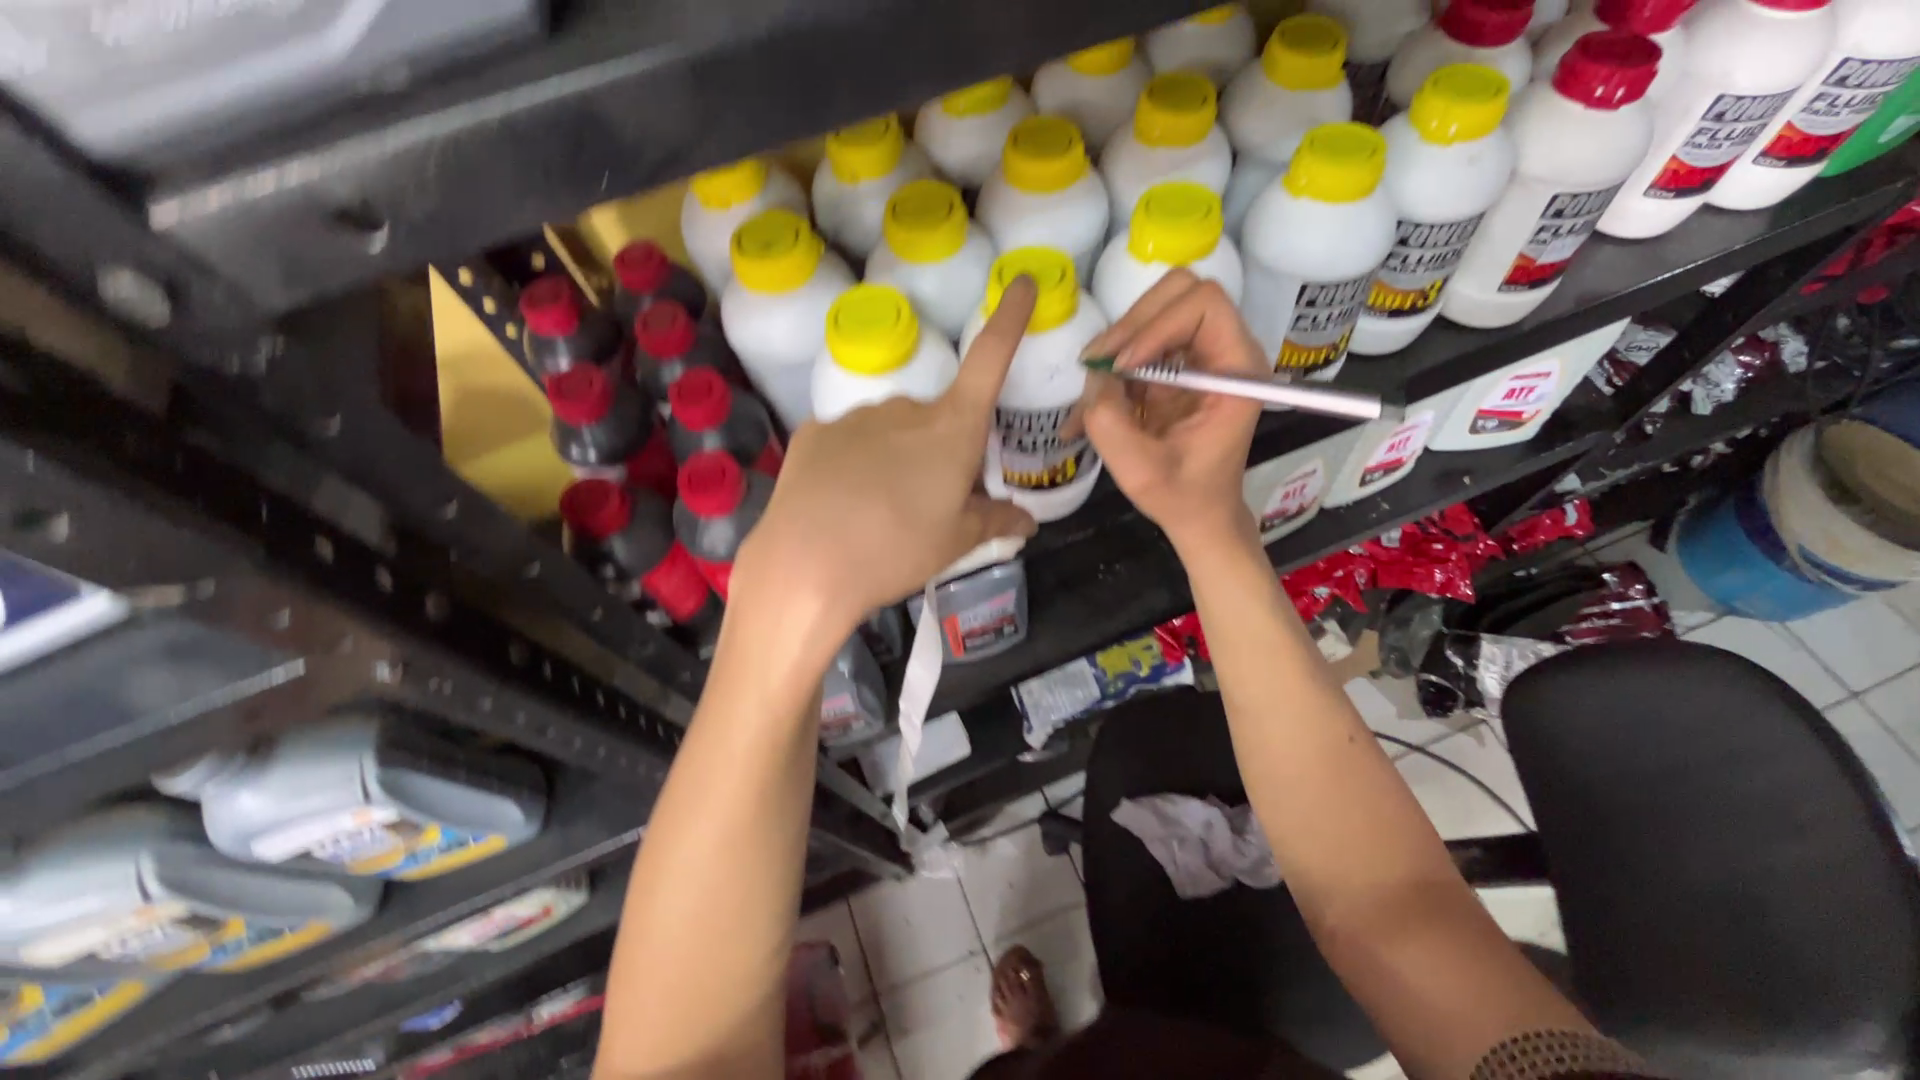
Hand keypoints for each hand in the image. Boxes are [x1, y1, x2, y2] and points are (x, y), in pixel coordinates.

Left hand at [732, 278, 1040, 635]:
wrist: (805, 565)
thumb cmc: (896, 552)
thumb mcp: (956, 543)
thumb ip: (994, 521)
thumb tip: (1026, 520)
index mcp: (951, 428)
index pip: (990, 358)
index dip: (1010, 318)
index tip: (1024, 282)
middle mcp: (905, 408)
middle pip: (936, 418)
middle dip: (939, 451)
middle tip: (928, 505)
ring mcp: (855, 416)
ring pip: (890, 431)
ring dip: (896, 458)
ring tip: (879, 513)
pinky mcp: (814, 431)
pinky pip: (849, 441)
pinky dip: (854, 465)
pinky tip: (841, 504)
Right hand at [1080, 270, 1263, 557]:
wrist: (1198, 515)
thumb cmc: (1183, 497)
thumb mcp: (1139, 470)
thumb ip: (1108, 420)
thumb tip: (1094, 378)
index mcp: (1237, 369)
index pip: (1203, 303)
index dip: (1157, 325)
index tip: (1125, 368)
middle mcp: (1223, 350)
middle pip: (1177, 292)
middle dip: (1131, 324)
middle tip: (1098, 366)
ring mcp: (1197, 355)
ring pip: (1152, 310)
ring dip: (1116, 343)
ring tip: (1092, 387)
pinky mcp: (1173, 367)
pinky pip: (1137, 341)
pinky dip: (1110, 364)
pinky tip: (1089, 404)